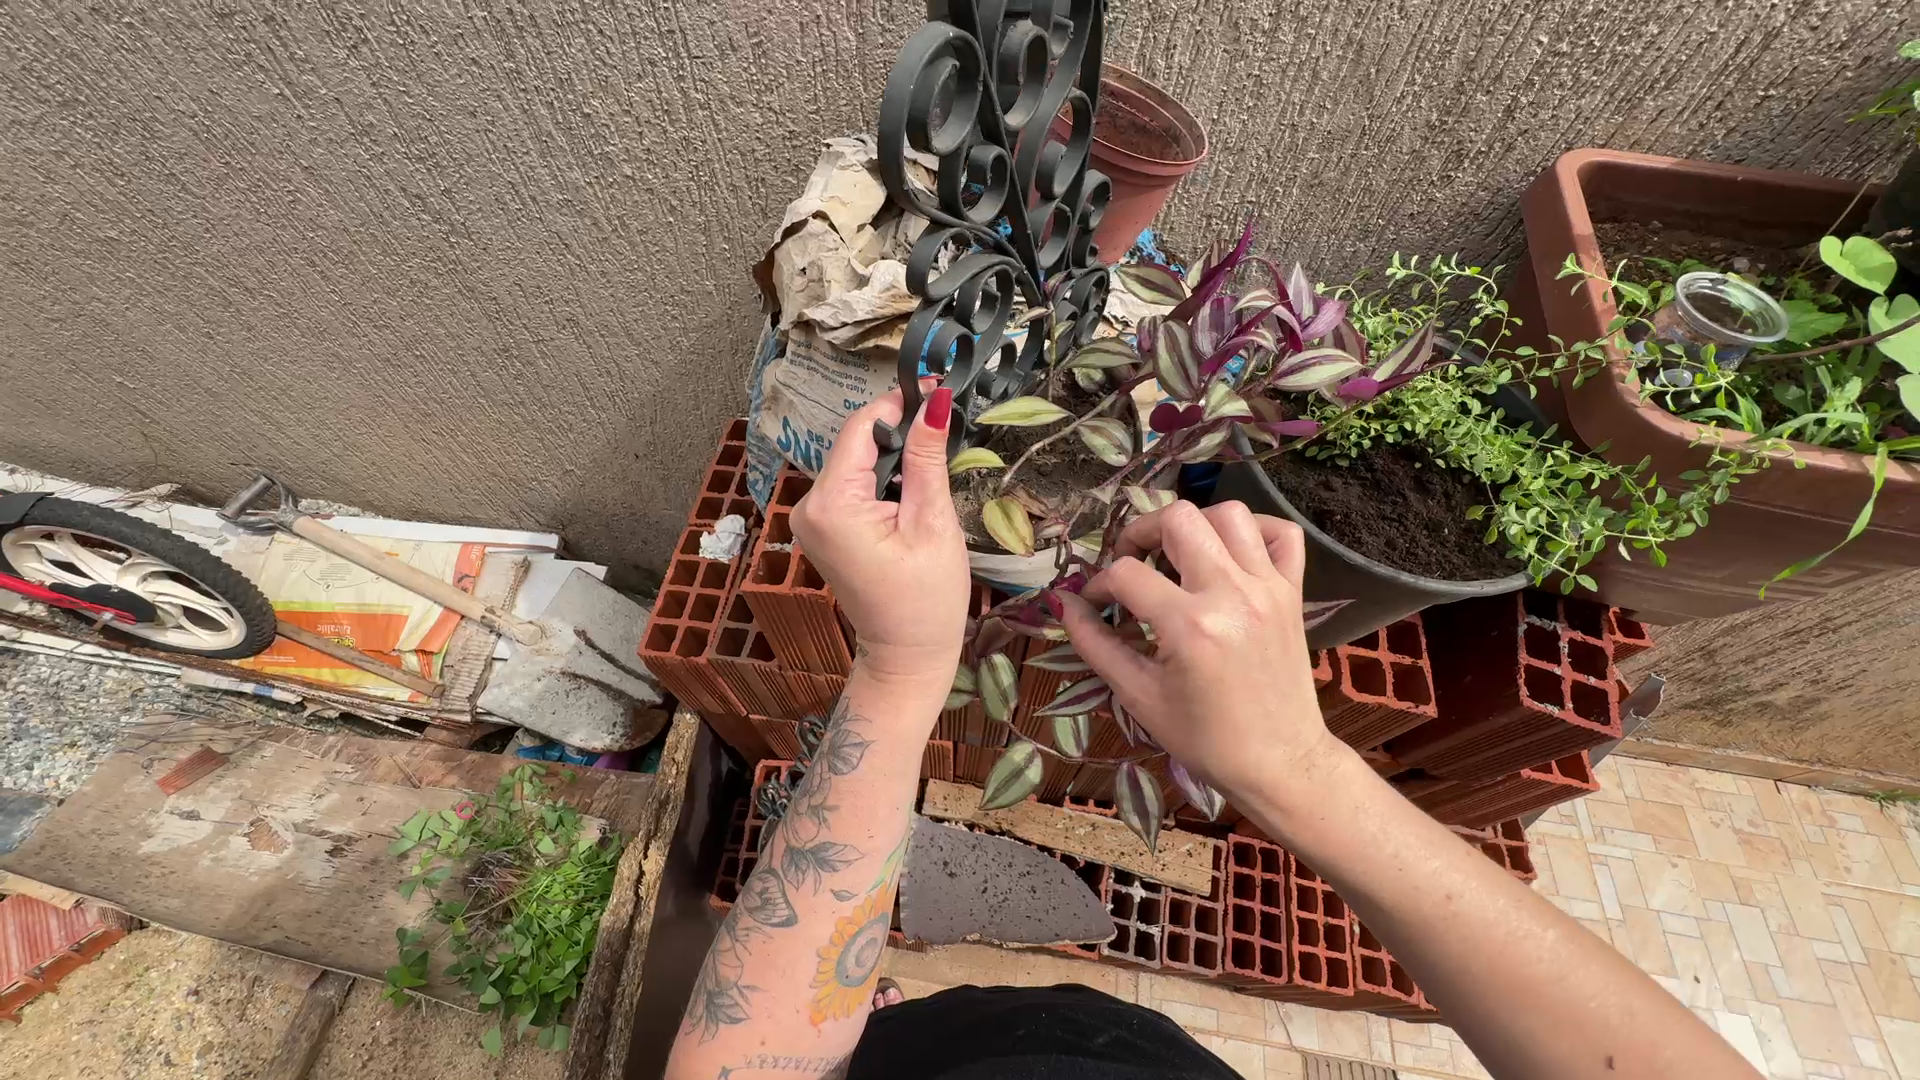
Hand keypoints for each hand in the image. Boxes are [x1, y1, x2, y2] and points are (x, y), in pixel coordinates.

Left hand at [790, 383, 969, 686]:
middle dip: (897, 431)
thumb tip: (935, 400)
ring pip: (853, 462)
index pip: (859, 429)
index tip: (937, 388)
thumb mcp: (933, 522)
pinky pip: (850, 485)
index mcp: (832, 504)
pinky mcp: (821, 528)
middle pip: (854, 443)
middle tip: (943, 427)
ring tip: (931, 464)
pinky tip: (909, 492)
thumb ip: (927, 458)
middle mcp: (808, 506)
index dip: (898, 404)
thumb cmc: (927, 598)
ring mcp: (810, 519)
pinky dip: (879, 479)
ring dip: (891, 456)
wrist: (907, 654)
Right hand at [1057, 500, 1343, 801]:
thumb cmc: (1203, 737)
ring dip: (1193, 525)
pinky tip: (1229, 554)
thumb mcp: (1137, 696)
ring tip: (1178, 555)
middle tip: (1132, 563)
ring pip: (1228, 513)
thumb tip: (1062, 604)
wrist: (1280, 763)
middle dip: (1140, 533)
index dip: (1098, 586)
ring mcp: (1267, 588)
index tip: (1094, 605)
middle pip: (1177, 518)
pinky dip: (1253, 530)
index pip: (1126, 574)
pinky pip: (1281, 533)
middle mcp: (1231, 593)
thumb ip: (1094, 644)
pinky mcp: (1292, 592)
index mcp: (1189, 625)